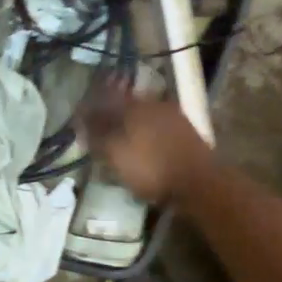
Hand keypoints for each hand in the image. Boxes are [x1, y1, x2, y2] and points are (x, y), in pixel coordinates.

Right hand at [80, 83, 214, 203]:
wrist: (200, 182)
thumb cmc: (151, 168)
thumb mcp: (116, 154)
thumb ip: (97, 135)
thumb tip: (81, 120)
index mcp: (135, 105)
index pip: (108, 99)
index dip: (93, 110)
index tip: (83, 121)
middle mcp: (156, 104)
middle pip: (128, 107)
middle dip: (114, 117)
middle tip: (103, 133)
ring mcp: (175, 117)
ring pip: (146, 118)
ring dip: (133, 128)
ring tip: (124, 145)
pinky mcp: (189, 133)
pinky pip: (161, 130)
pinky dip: (150, 137)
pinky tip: (147, 150)